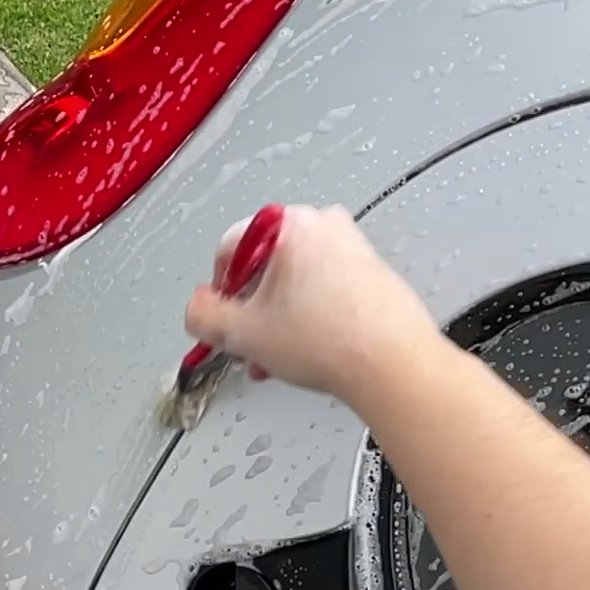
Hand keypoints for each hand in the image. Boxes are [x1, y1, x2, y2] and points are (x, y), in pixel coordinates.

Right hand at [184, 204, 442, 399]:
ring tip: (275, 354)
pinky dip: (305, 316)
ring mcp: (351, 246)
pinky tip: (304, 350)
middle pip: (261, 265)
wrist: (392, 364)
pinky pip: (320, 288)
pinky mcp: (369, 272)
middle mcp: (323, 225)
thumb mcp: (243, 334)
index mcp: (289, 225)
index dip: (217, 290)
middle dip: (248, 310)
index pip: (228, 247)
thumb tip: (197, 308)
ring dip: (274, 319)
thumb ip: (203, 316)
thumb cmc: (331, 342)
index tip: (220, 318)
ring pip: (291, 281)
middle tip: (247, 341)